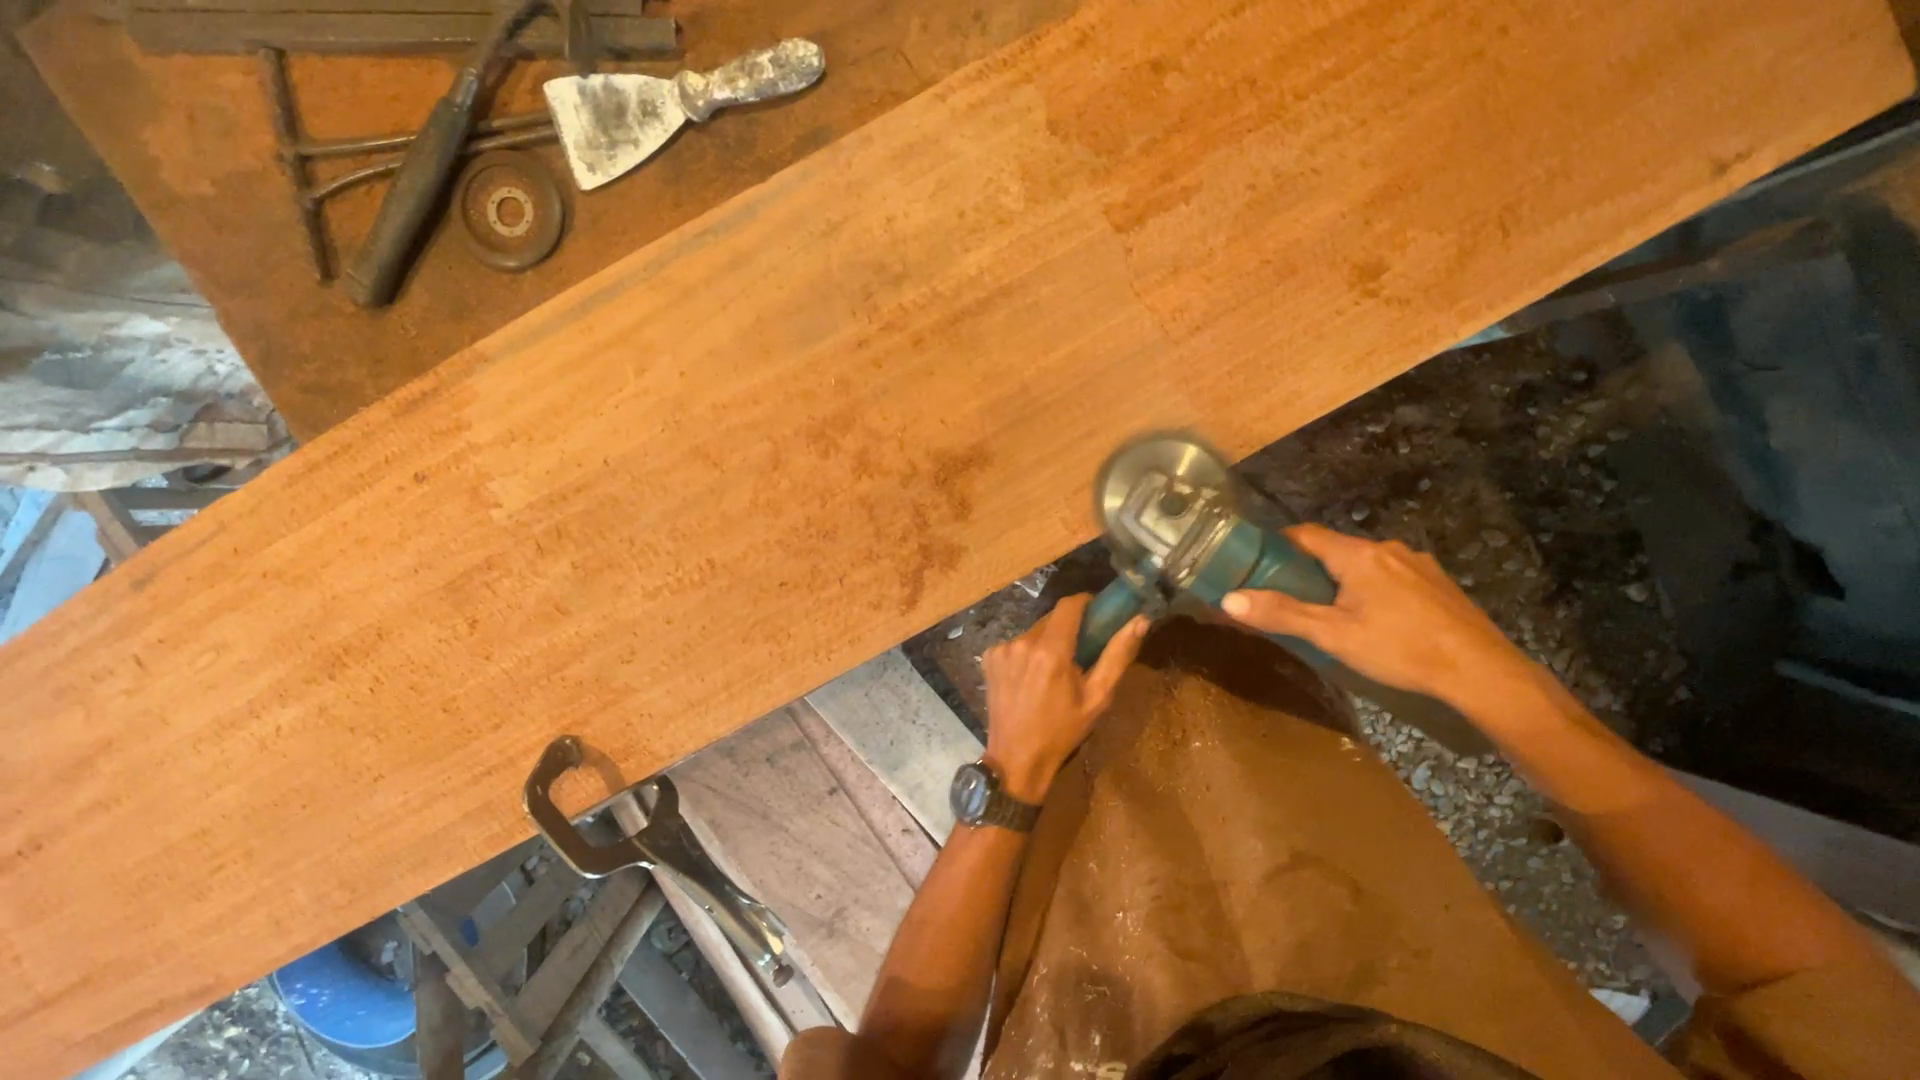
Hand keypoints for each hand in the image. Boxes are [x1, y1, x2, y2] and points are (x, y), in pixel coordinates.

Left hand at [981, 594, 1147, 801]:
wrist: (1017, 759)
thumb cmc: (1062, 731)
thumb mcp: (1097, 697)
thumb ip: (1118, 655)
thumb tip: (1140, 620)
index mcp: (1051, 652)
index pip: (1069, 605)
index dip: (1085, 603)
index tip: (1097, 612)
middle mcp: (1023, 643)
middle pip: (1051, 618)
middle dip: (1068, 629)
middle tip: (1081, 651)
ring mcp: (1002, 649)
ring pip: (1033, 631)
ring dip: (1047, 642)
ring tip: (1054, 671)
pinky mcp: (989, 658)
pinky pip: (1016, 644)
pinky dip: (1027, 653)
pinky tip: (1031, 678)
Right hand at [1219, 524, 1536, 716]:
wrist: (1480, 670)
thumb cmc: (1399, 649)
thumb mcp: (1332, 635)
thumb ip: (1282, 614)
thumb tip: (1228, 598)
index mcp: (1358, 555)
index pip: (1305, 534)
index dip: (1277, 545)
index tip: (1255, 563)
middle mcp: (1387, 548)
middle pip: (1335, 549)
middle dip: (1309, 568)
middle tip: (1288, 596)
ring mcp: (1417, 564)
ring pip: (1365, 564)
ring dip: (1343, 580)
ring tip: (1331, 613)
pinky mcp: (1438, 584)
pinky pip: (1392, 577)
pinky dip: (1373, 590)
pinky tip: (1376, 620)